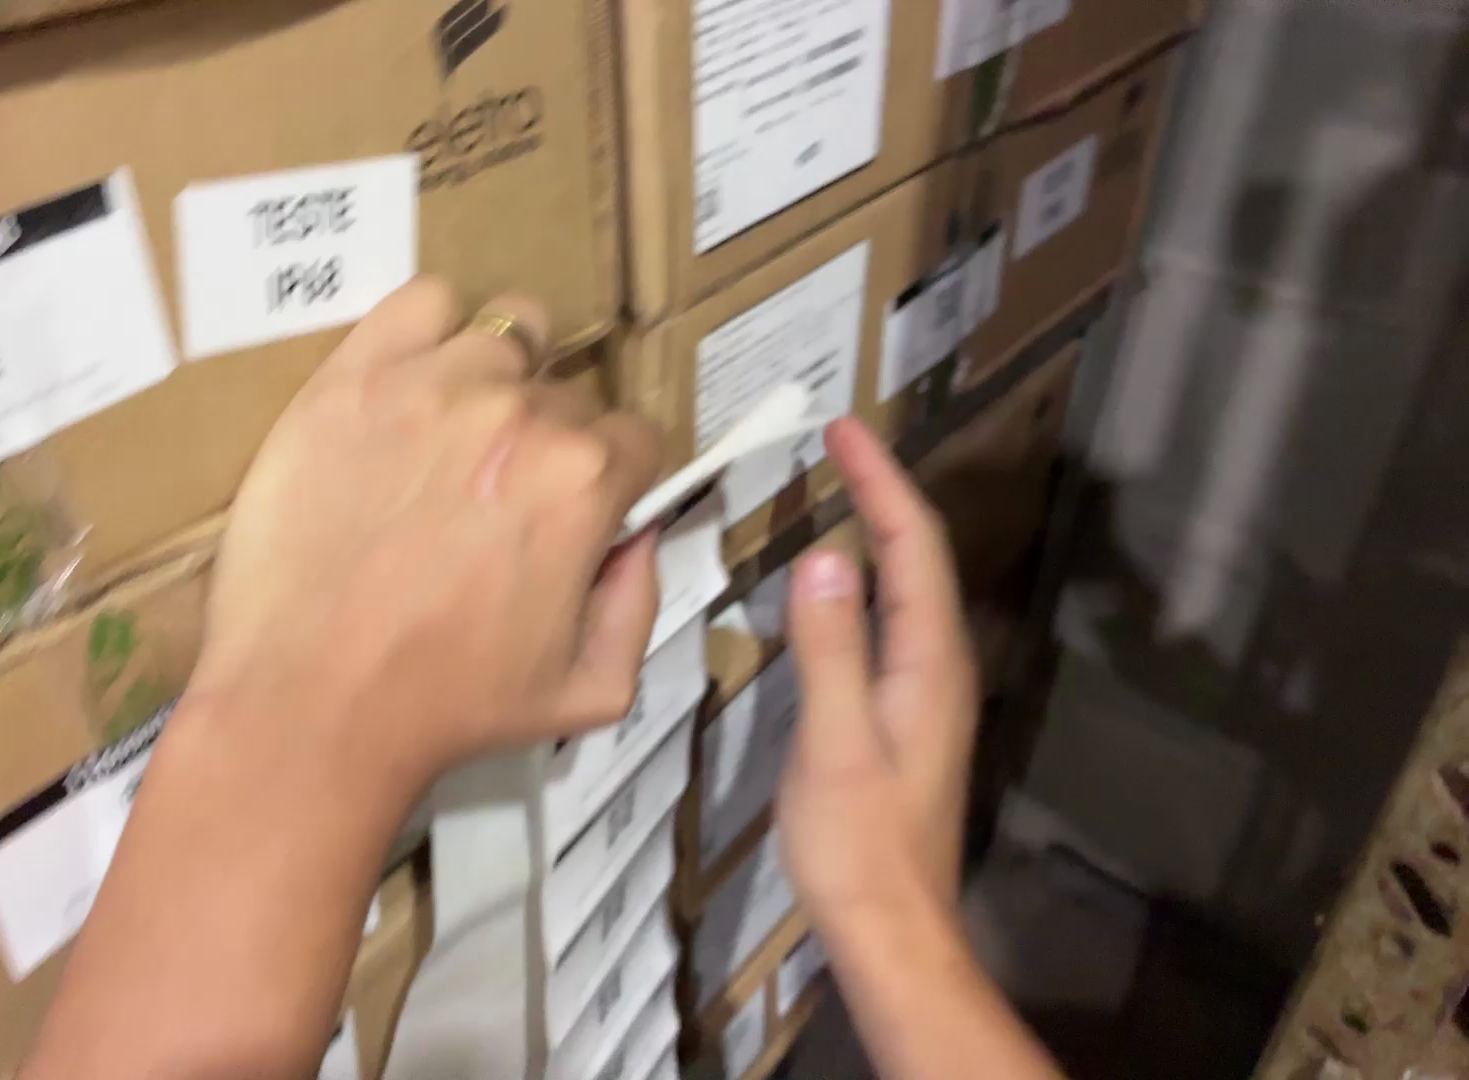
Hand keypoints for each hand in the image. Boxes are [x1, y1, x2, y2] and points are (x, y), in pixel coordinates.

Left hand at [190, 278, 664, 794]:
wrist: (310, 703)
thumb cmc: (451, 705)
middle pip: (568, 397)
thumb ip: (642, 602)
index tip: (580, 510)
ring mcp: (435, 384)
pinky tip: (415, 384)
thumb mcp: (593, 689)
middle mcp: (521, 414)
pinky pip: (424, 303)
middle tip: (498, 498)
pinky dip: (434, 331)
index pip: (636, 439)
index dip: (617, 480)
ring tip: (458, 437)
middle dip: (551, 444)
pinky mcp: (355, 376)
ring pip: (507, 336)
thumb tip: (640, 533)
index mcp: (585, 480)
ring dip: (502, 380)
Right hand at [778, 418, 979, 932]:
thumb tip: (822, 561)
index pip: (911, 550)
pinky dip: (864, 575)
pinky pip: (885, 618)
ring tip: (843, 486)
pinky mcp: (896, 708)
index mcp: (925, 663)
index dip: (881, 484)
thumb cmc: (857, 841)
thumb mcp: (836, 744)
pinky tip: (836, 577)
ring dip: (878, 527)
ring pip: (905, 587)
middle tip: (840, 444)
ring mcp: (919, 689)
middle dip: (883, 491)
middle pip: (917, 558)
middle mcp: (934, 665)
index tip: (845, 430)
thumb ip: (830, 653)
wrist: (886, 926)